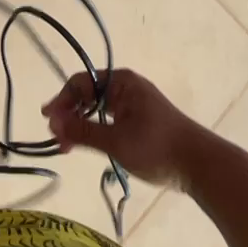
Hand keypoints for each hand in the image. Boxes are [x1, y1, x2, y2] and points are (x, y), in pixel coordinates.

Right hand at [41, 69, 212, 186]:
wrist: (199, 164)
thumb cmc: (156, 147)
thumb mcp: (115, 140)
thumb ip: (82, 130)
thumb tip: (52, 121)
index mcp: (121, 81)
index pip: (81, 83)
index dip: (62, 101)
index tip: (48, 122)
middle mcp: (127, 86)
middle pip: (88, 93)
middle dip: (70, 113)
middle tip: (57, 138)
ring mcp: (135, 102)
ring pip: (98, 107)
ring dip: (82, 123)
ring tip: (68, 145)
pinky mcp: (141, 119)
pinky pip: (110, 117)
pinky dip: (96, 128)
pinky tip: (89, 143)